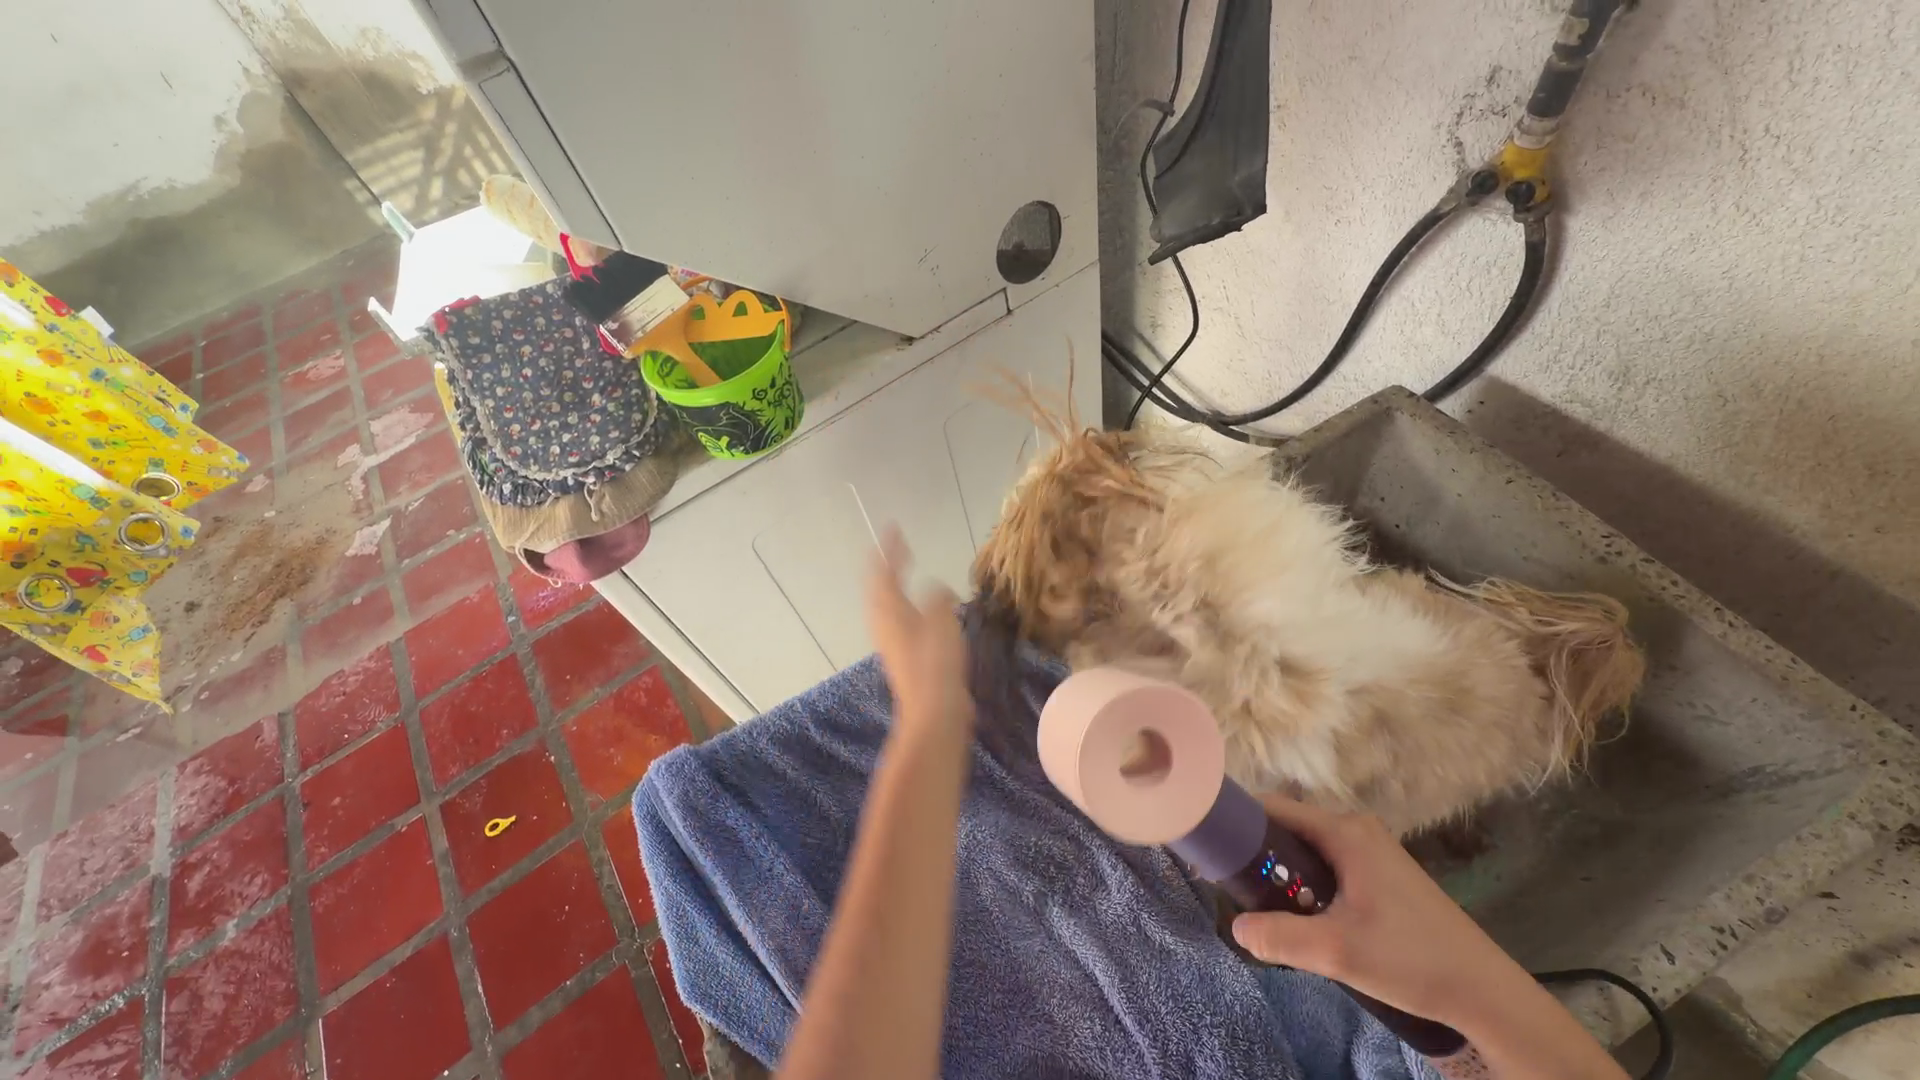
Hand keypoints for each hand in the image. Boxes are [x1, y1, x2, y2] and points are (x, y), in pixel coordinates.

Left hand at [864, 529, 972, 733]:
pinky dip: (903, 603)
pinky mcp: (902, 655)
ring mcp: (890, 641)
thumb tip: (936, 589)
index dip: (889, 549)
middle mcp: (883, 623)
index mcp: (889, 610)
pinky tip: (918, 610)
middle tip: (898, 548)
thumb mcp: (941, 621)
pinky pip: (897, 618)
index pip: (883, 571)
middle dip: (886, 565)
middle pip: (877, 587)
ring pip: (884, 604)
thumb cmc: (936, 664)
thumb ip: (937, 597)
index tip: (893, 529)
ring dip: (892, 584)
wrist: (934, 713)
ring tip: (904, 573)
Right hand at [1229, 796, 1535, 1032]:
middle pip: (1287, 827)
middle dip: (1255, 853)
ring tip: (1260, 905)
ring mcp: (1371, 850)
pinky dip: (1303, 881)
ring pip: (1306, 849)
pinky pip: (1325, 864)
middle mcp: (1356, 829)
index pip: (1272, 808)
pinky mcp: (1380, 873)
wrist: (1485, 992)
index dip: (1236, 823)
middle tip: (1231, 886)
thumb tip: (1235, 927)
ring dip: (1280, 872)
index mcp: (1344, 832)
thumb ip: (1280, 937)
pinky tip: (1300, 915)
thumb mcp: (1337, 952)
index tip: (1209, 849)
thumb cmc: (1411, 959)